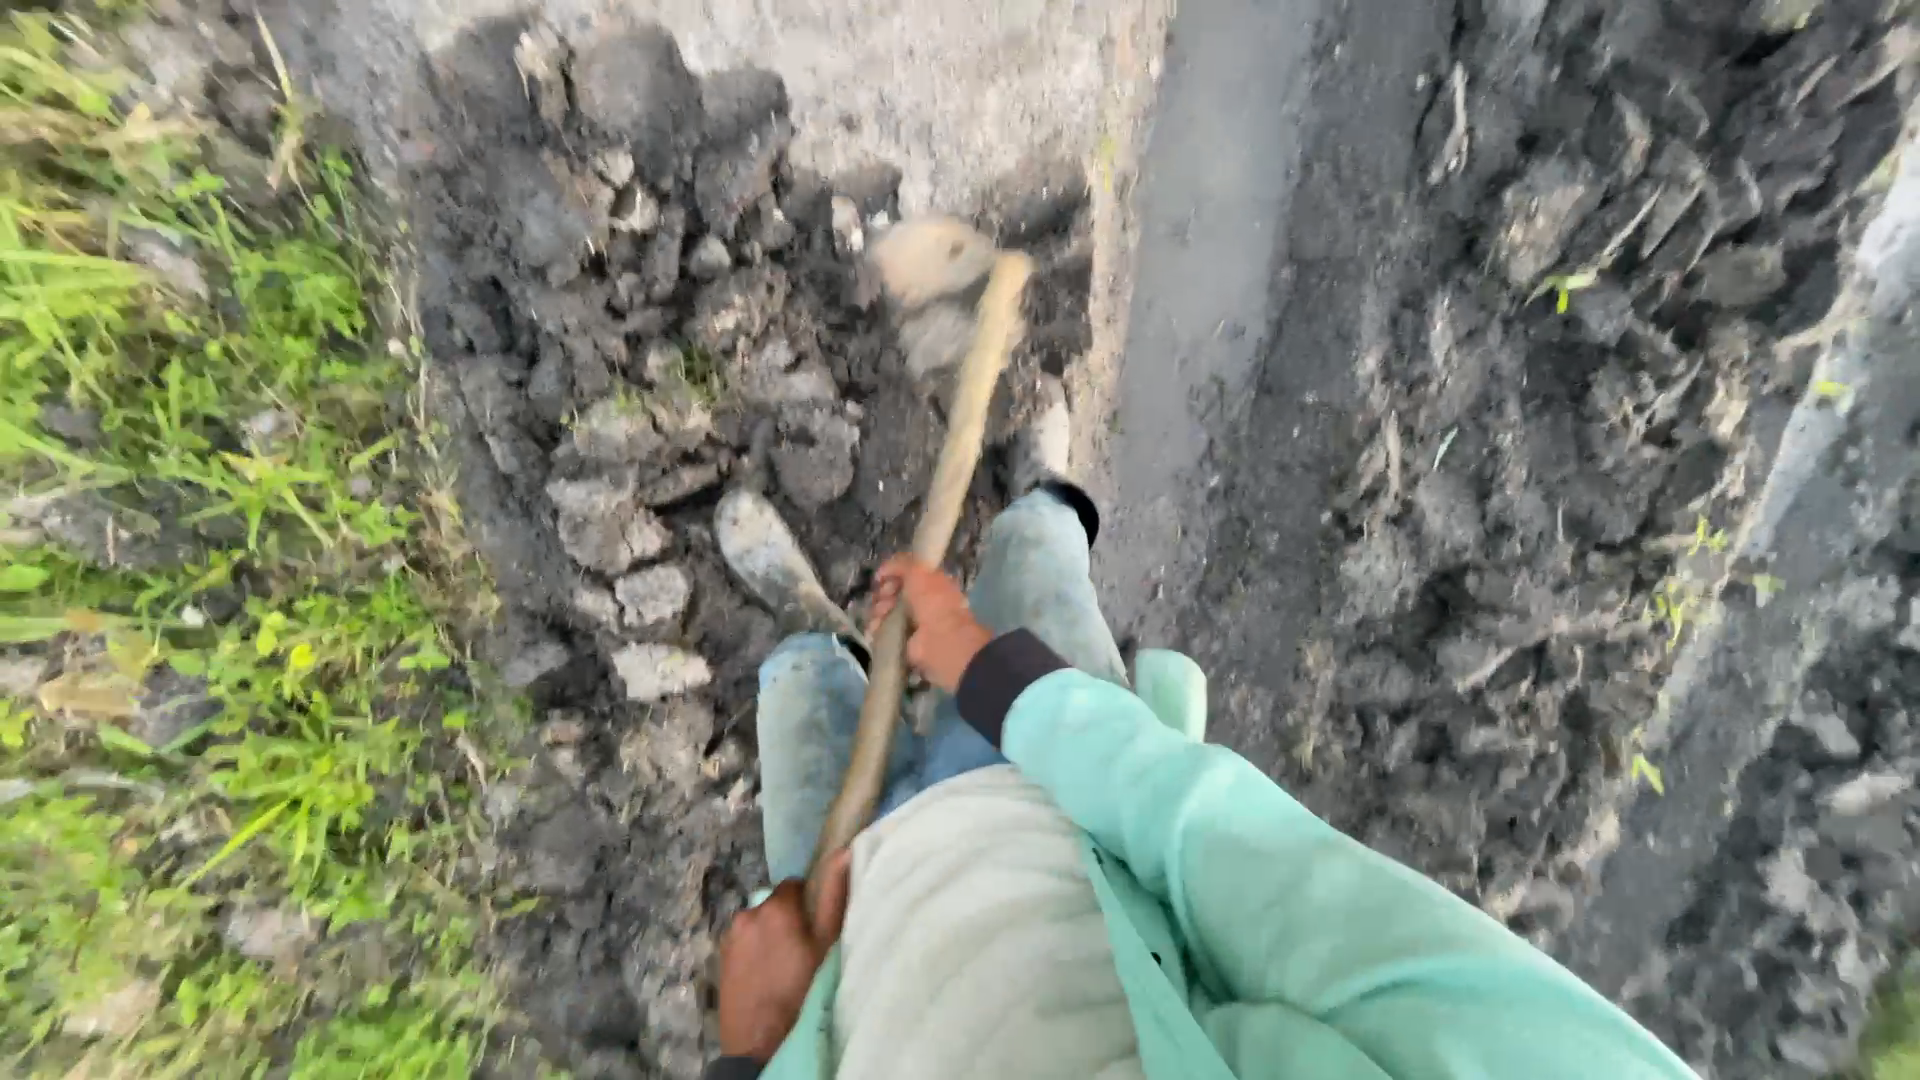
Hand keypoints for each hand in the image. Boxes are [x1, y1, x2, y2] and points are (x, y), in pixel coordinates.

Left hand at [716, 850, 851, 1061]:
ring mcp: (731, 932)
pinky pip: (743, 938)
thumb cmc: (798, 988)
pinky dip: (752, 947)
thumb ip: (833, 896)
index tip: (811, 927)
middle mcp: (750, 910)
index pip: (795, 885)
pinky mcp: (720, 952)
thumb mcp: (824, 944)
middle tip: (798, 947)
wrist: (756, 1036)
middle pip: (775, 903)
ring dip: (768, 932)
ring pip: (758, 921)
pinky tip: (761, 971)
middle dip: (786, 917)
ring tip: (778, 962)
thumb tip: (842, 852)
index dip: (806, 903)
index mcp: (778, 905)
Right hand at [869, 555, 993, 692]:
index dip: (892, 575)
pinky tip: (875, 627)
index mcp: (931, 584)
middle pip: (893, 593)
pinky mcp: (902, 640)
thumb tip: (883, 571)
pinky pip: (883, 630)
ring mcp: (912, 622)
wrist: (939, 639)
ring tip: (881, 614)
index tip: (882, 578)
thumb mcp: (919, 571)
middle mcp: (923, 602)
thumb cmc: (933, 601)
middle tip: (884, 597)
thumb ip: (900, 564)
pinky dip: (876, 627)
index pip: (905, 576)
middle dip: (883, 593)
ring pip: (885, 611)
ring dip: (878, 610)